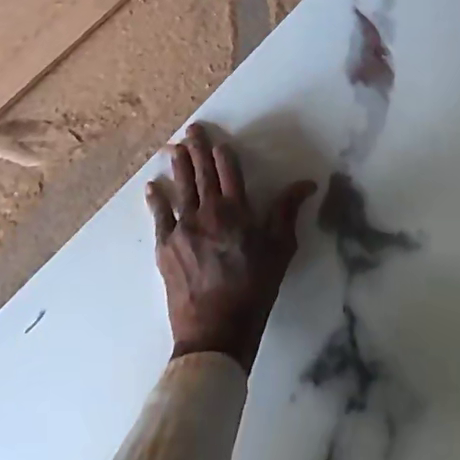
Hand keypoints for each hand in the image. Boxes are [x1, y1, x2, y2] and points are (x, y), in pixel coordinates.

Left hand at [145, 124, 317, 369]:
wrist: (215, 329)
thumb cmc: (254, 289)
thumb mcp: (280, 250)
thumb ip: (287, 212)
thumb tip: (306, 183)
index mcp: (236, 211)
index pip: (229, 172)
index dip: (224, 154)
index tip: (219, 140)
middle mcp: (208, 211)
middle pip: (202, 173)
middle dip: (198, 148)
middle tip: (193, 130)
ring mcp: (183, 227)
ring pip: (181, 187)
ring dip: (179, 165)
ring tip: (175, 147)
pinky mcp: (166, 246)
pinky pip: (160, 216)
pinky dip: (157, 199)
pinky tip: (153, 186)